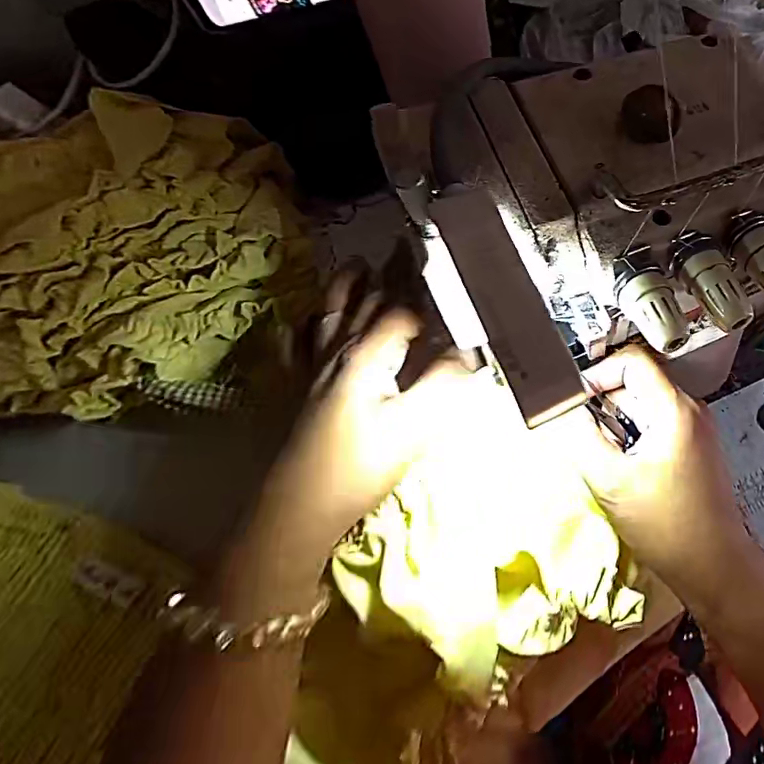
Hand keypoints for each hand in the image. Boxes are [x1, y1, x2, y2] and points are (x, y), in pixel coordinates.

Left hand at [249, 261, 514, 566]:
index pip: (402, 313)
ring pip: (330, 317)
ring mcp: (312, 372)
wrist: (295, 514)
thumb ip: (443, 382)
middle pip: (366, 305)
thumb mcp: (414, 427)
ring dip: (345, 289)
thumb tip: (469, 351)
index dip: (428, 297)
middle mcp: (337, 355)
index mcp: (366, 358)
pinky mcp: (298, 393)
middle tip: (405, 249)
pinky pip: (296, 348)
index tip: (450, 281)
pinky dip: (300, 329)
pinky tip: (297, 321)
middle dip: (389, 276)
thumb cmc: (359, 468)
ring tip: (354, 265)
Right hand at [570, 347, 763, 606]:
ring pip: (643, 407)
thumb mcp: (611, 481)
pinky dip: (634, 440)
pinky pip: (655, 426)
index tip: (577, 400)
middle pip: (636, 384)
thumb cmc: (671, 528)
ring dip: (618, 426)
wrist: (712, 564)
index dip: (597, 374)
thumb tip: (559, 410)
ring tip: (611, 462)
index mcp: (676, 409)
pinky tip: (628, 472)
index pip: (632, 361)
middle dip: (605, 407)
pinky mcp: (692, 447)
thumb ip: (580, 438)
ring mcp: (695, 429)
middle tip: (590, 439)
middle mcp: (691, 411)